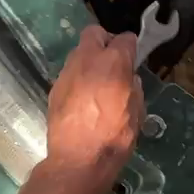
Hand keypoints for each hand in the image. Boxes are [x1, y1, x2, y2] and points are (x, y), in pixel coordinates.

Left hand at [42, 26, 142, 191]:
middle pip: (95, 33)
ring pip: (79, 51)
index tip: (133, 57)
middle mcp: (88, 60)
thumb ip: (134, 88)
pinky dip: (78, 78)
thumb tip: (129, 80)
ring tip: (97, 81)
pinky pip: (70, 73)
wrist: (78, 160)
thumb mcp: (138, 112)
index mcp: (114, 63)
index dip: (131, 47)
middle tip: (113, 60)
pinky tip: (83, 98)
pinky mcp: (55, 87)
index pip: (125, 38)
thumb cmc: (115, 137)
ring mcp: (68, 72)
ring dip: (89, 59)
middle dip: (106, 41)